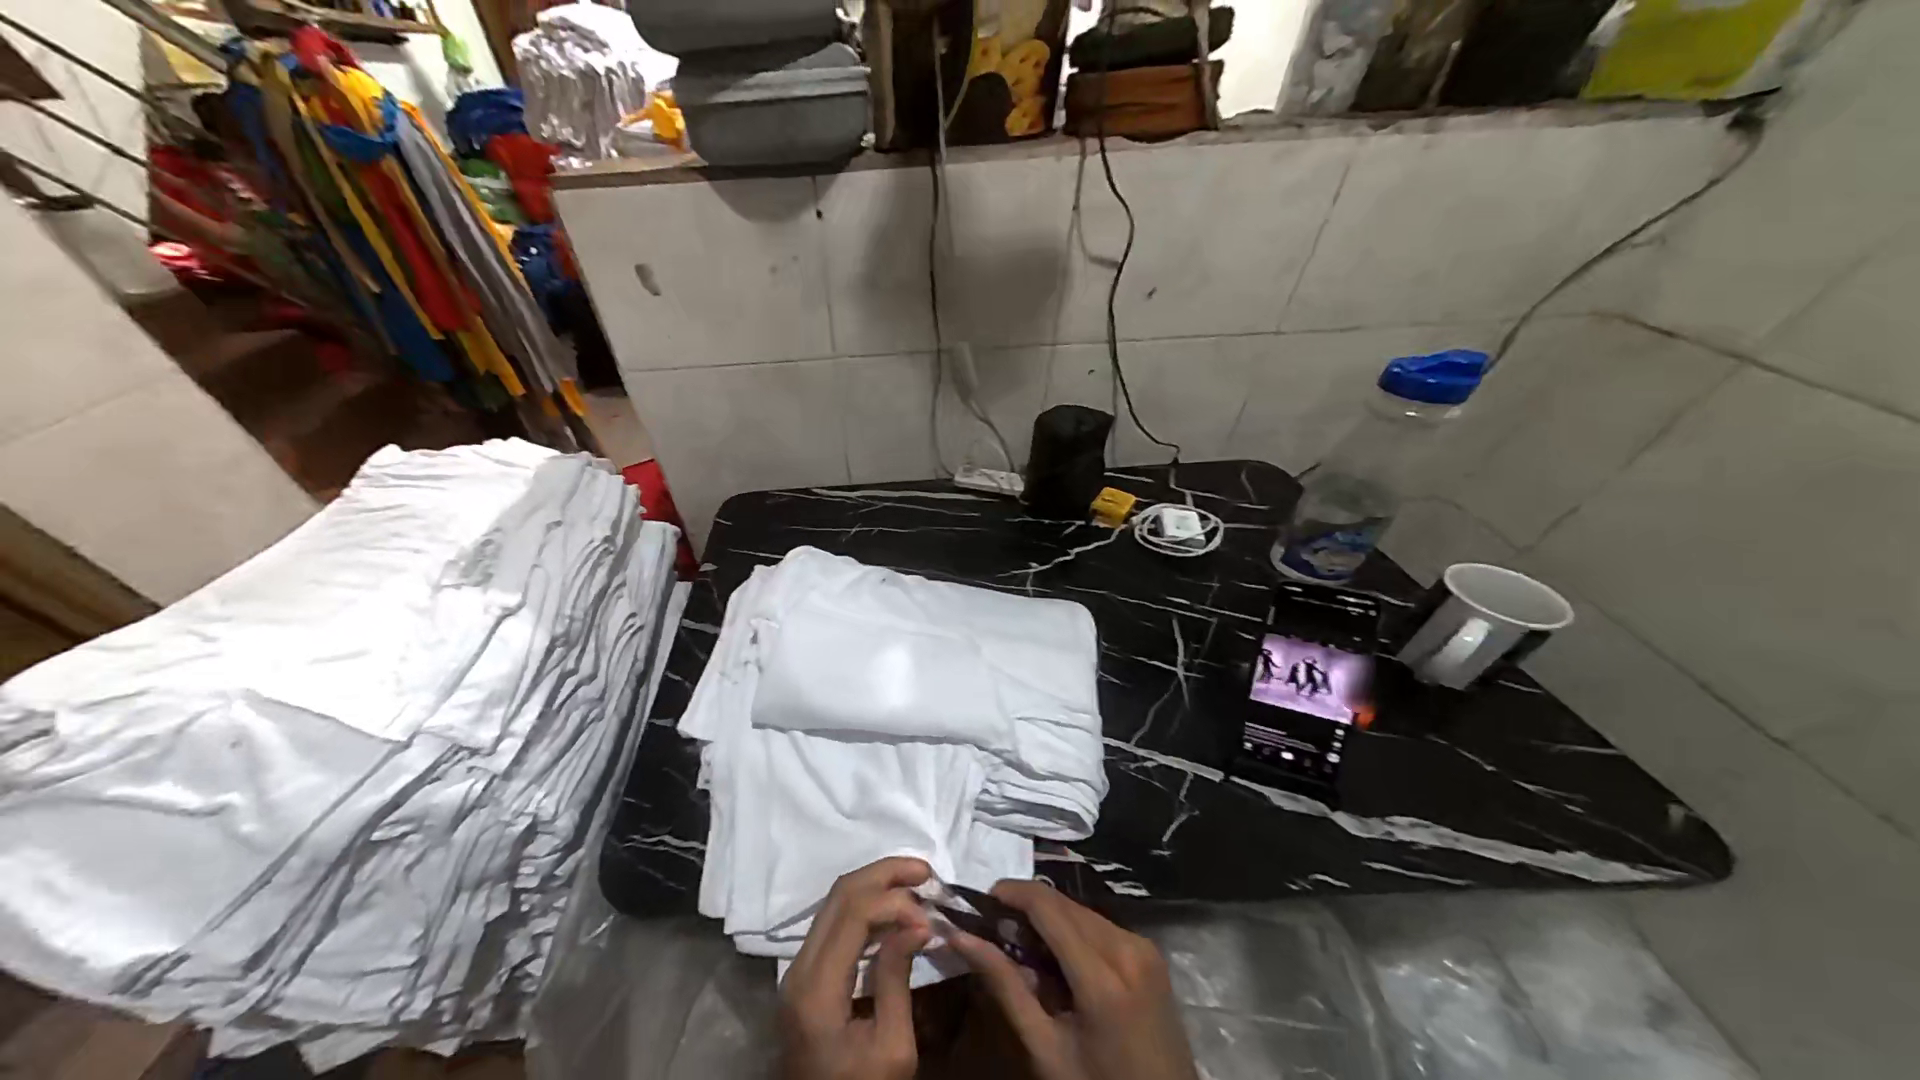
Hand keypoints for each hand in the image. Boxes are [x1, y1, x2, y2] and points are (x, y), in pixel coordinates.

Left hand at [780, 857, 934, 1079]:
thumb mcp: (893, 1049)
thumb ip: (897, 978)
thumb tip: (917, 922)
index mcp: (816, 989)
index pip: (852, 913)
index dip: (894, 900)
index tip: (931, 913)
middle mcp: (798, 968)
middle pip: (840, 895)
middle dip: (885, 874)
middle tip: (926, 871)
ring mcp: (797, 969)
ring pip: (835, 902)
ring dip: (876, 885)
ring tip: (916, 883)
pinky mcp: (806, 974)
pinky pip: (834, 922)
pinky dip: (866, 906)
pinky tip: (895, 909)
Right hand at [948, 881, 1197, 1079]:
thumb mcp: (1045, 1047)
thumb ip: (1005, 986)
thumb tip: (961, 937)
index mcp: (1102, 977)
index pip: (1048, 907)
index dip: (1012, 892)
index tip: (980, 898)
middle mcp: (1128, 948)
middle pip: (1065, 904)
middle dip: (1026, 905)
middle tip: (994, 926)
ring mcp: (1145, 948)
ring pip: (1082, 911)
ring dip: (1049, 916)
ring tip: (1021, 945)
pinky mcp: (1151, 953)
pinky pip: (1101, 926)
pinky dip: (1073, 930)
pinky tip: (1057, 956)